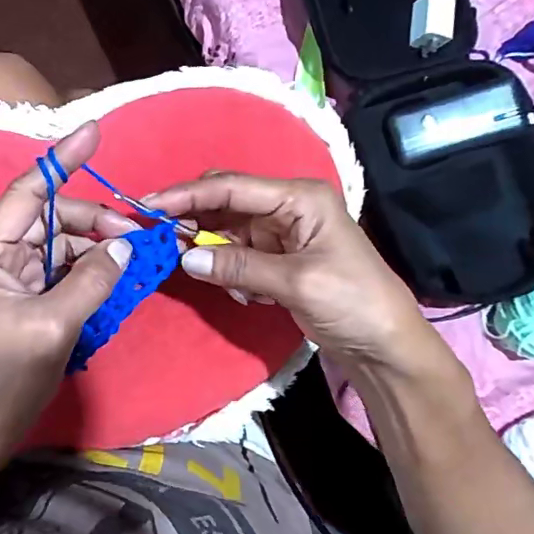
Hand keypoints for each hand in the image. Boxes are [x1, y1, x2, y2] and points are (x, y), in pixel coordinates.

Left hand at [0, 123, 138, 456]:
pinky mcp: (26, 291)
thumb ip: (91, 280)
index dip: (62, 161)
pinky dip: (90, 265)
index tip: (95, 130)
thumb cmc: (9, 378)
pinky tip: (116, 272)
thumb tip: (123, 247)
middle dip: (93, 221)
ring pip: (60, 240)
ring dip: (96, 244)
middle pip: (49, 217)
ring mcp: (10, 273)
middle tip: (136, 238)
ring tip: (133, 258)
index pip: (26, 193)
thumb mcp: (54, 327)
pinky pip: (63, 264)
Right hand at [141, 173, 429, 366]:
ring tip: (211, 278)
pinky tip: (247, 296)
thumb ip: (239, 267)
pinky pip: (236, 257)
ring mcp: (280, 234)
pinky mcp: (276, 259)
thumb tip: (183, 259)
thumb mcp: (296, 283)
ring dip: (212, 254)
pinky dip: (229, 273)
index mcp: (299, 197)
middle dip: (193, 220)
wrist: (384, 345)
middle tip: (159, 239)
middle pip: (225, 203)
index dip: (188, 194)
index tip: (149, 204)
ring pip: (226, 232)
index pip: (232, 188)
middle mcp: (287, 207)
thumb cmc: (353, 302)